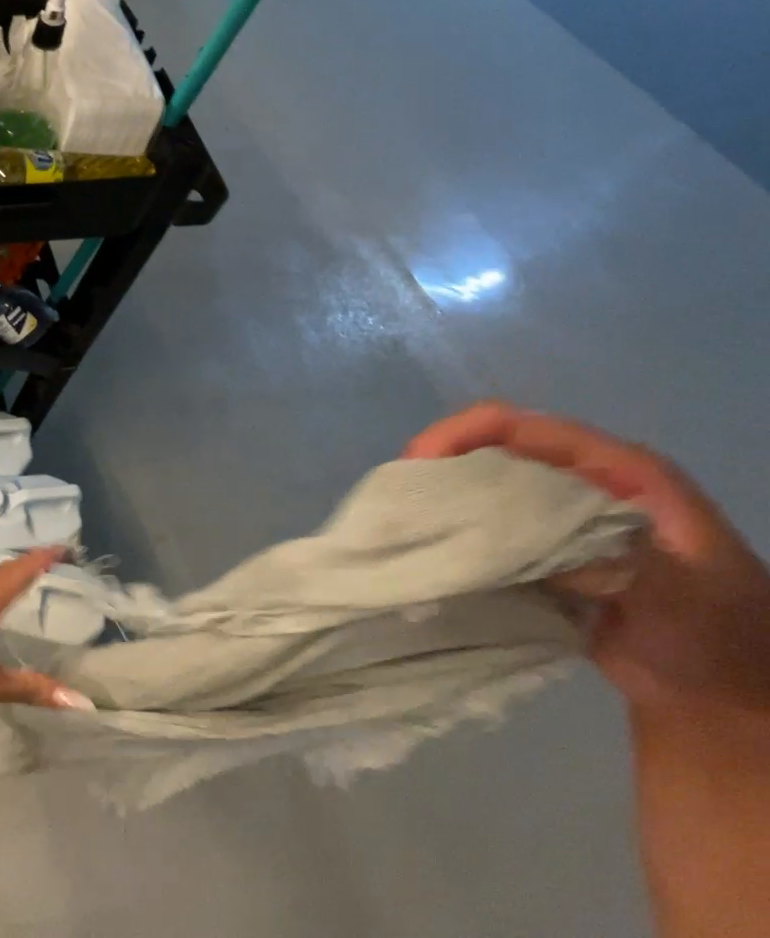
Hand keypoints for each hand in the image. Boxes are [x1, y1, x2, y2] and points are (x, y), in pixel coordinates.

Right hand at [405, 402, 769, 716]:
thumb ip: (615, 561)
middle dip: (441, 468)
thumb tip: (534, 544)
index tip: (414, 466)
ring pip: (484, 491)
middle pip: (494, 451)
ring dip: (442, 504)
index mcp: (622, 472)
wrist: (720, 694)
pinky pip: (486, 531)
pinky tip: (431, 555)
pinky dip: (453, 538)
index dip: (462, 434)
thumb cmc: (715, 637)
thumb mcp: (679, 595)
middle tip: (401, 502)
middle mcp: (584, 484)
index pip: (525, 428)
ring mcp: (560, 519)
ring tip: (406, 528)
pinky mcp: (541, 552)